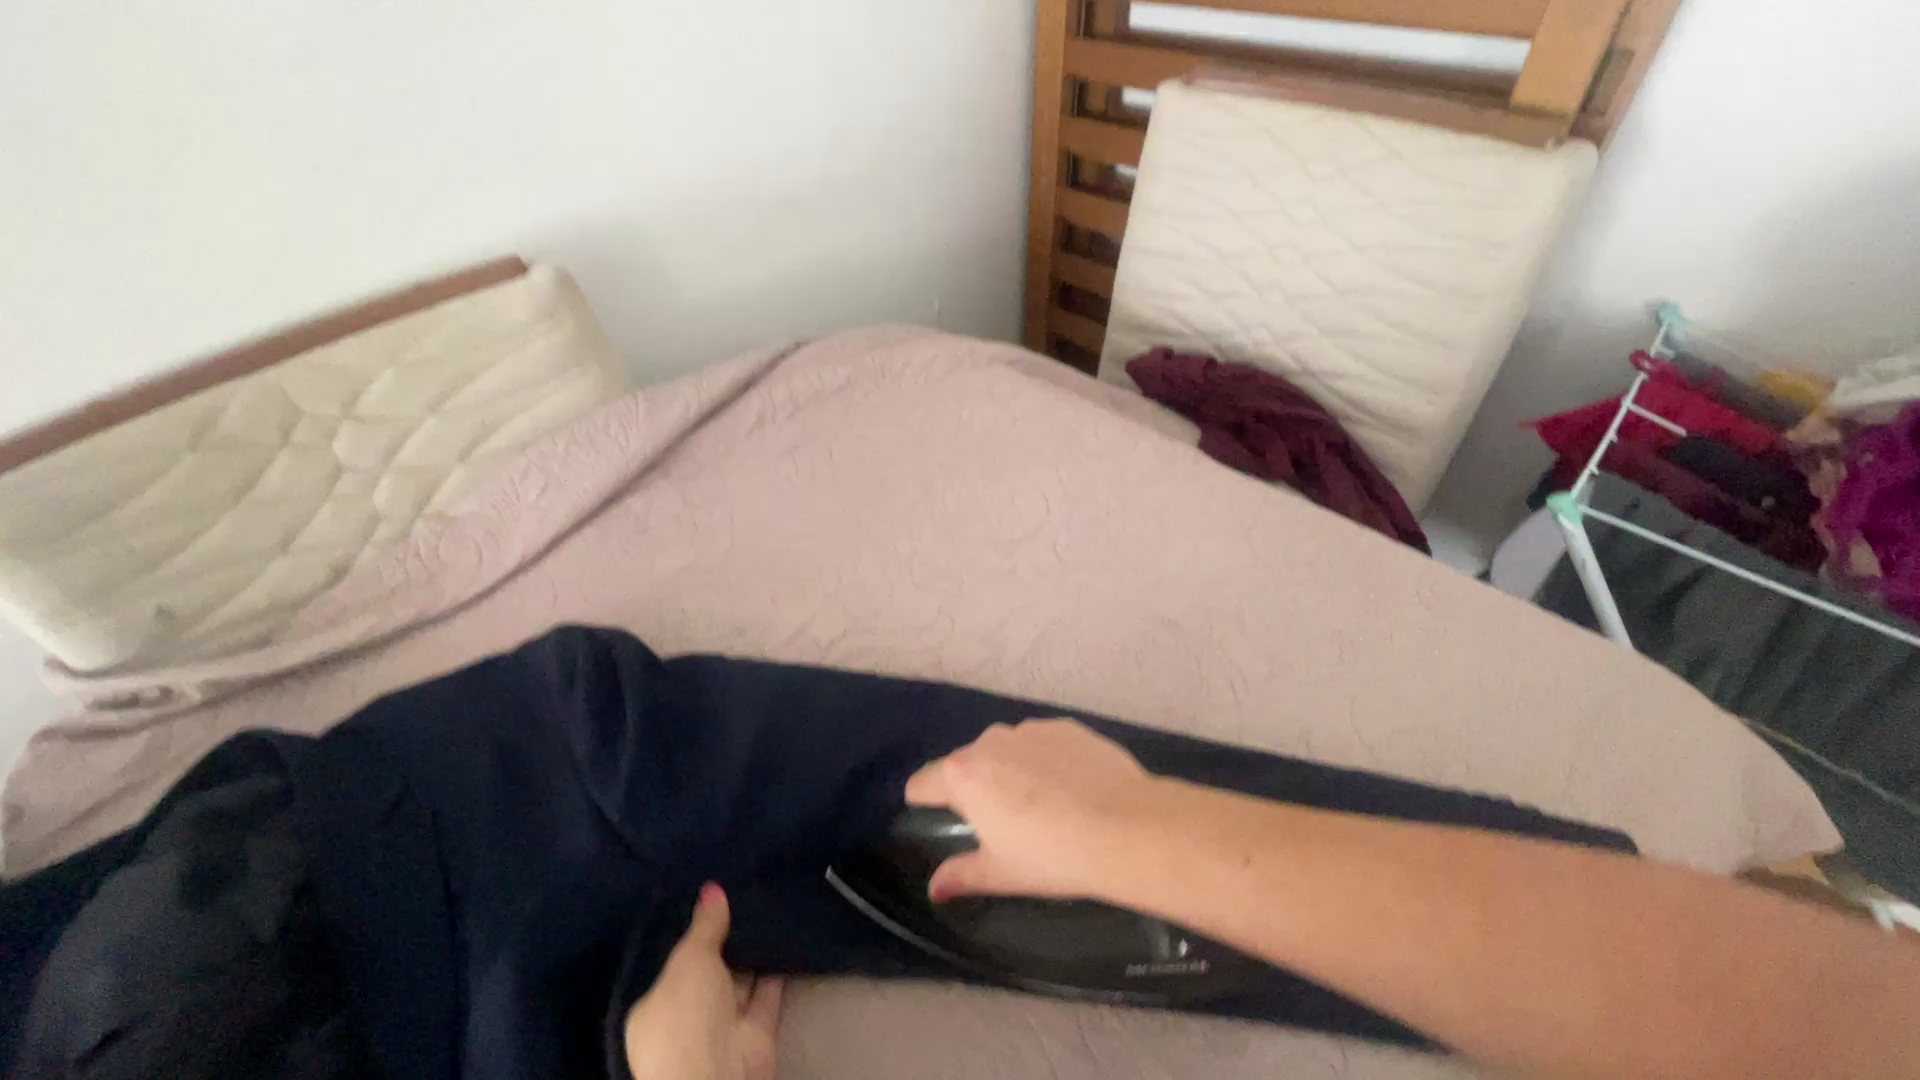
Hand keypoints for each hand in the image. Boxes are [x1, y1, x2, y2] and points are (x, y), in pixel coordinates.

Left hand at [623, 884, 783, 1079]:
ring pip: (741, 981)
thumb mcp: (689, 962)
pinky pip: (767, 993)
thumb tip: (712, 888)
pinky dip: (777, 968)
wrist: (717, 1075)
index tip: (713, 901)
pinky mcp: (757, 1032)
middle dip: (726, 940)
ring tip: (769, 903)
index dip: (693, 935)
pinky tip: (786, 933)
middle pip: (710, 971)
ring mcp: (724, 1027)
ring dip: (754, 951)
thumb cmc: (685, 1018)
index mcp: (655, 1008)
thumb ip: (705, 927)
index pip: (674, 965)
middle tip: (747, 892)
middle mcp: (688, 1018)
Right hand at [904, 719, 1158, 901]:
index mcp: (963, 775)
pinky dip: (1048, 761)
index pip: (923, 782)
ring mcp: (1030, 729)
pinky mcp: (1066, 727)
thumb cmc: (1053, 855)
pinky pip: (1043, 743)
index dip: (925, 802)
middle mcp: (990, 742)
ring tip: (1044, 805)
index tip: (940, 819)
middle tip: (1002, 823)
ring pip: (1007, 750)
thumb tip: (936, 888)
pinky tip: (1073, 788)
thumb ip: (963, 875)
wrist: (1125, 826)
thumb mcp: (1002, 872)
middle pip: (967, 763)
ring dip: (1012, 770)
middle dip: (976, 787)